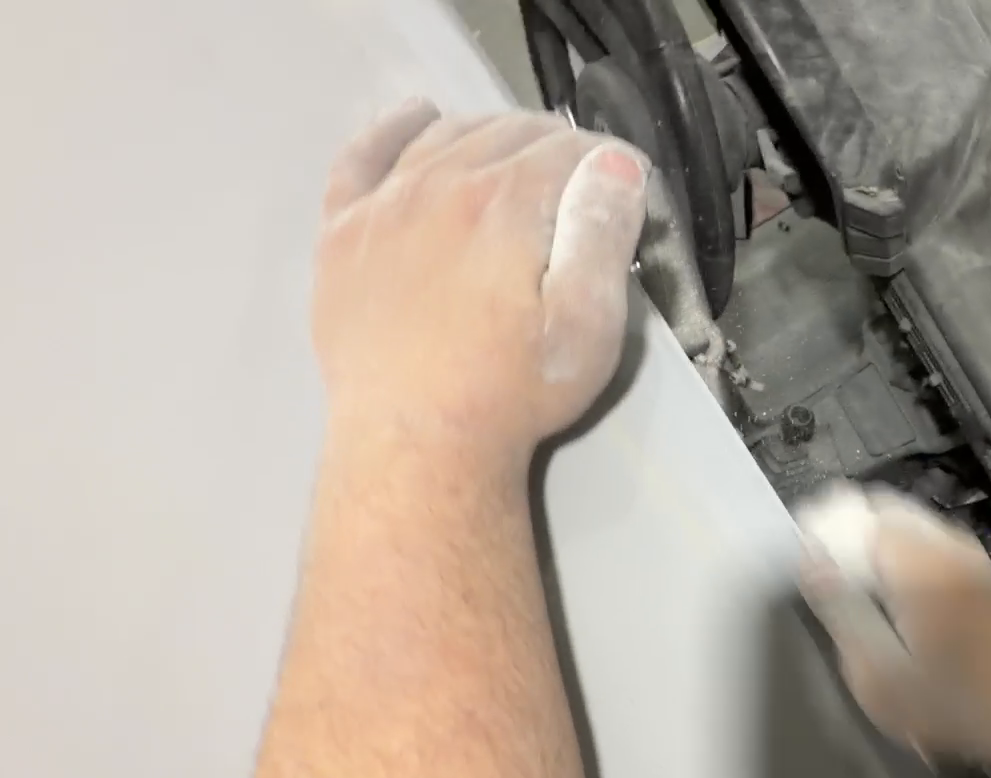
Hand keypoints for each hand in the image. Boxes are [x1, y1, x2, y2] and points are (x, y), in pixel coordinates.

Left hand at [312, 101, 650, 467]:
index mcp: (507, 206)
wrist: (420, 437)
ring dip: (497, 132)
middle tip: (592, 175)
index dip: (611, 159)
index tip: (635, 180)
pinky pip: (366, 153)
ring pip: (446, 135)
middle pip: (508, 134)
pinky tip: (421, 117)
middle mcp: (440, 184)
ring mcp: (384, 202)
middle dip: (560, 143)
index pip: (568, 151)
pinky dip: (397, 126)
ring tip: (528, 152)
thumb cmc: (519, 388)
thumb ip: (602, 237)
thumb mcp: (589, 323)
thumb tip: (615, 167)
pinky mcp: (344, 230)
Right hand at [798, 490, 990, 759]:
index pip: (856, 513)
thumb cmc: (955, 706)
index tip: (804, 554)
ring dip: (874, 536)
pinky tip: (894, 591)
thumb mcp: (881, 676)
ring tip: (857, 583)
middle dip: (846, 526)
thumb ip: (841, 612)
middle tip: (827, 571)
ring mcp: (968, 552)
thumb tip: (811, 560)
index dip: (822, 526)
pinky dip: (900, 547)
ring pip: (906, 518)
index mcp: (918, 565)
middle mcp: (945, 544)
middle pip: (883, 506)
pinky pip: (927, 536)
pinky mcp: (979, 566)